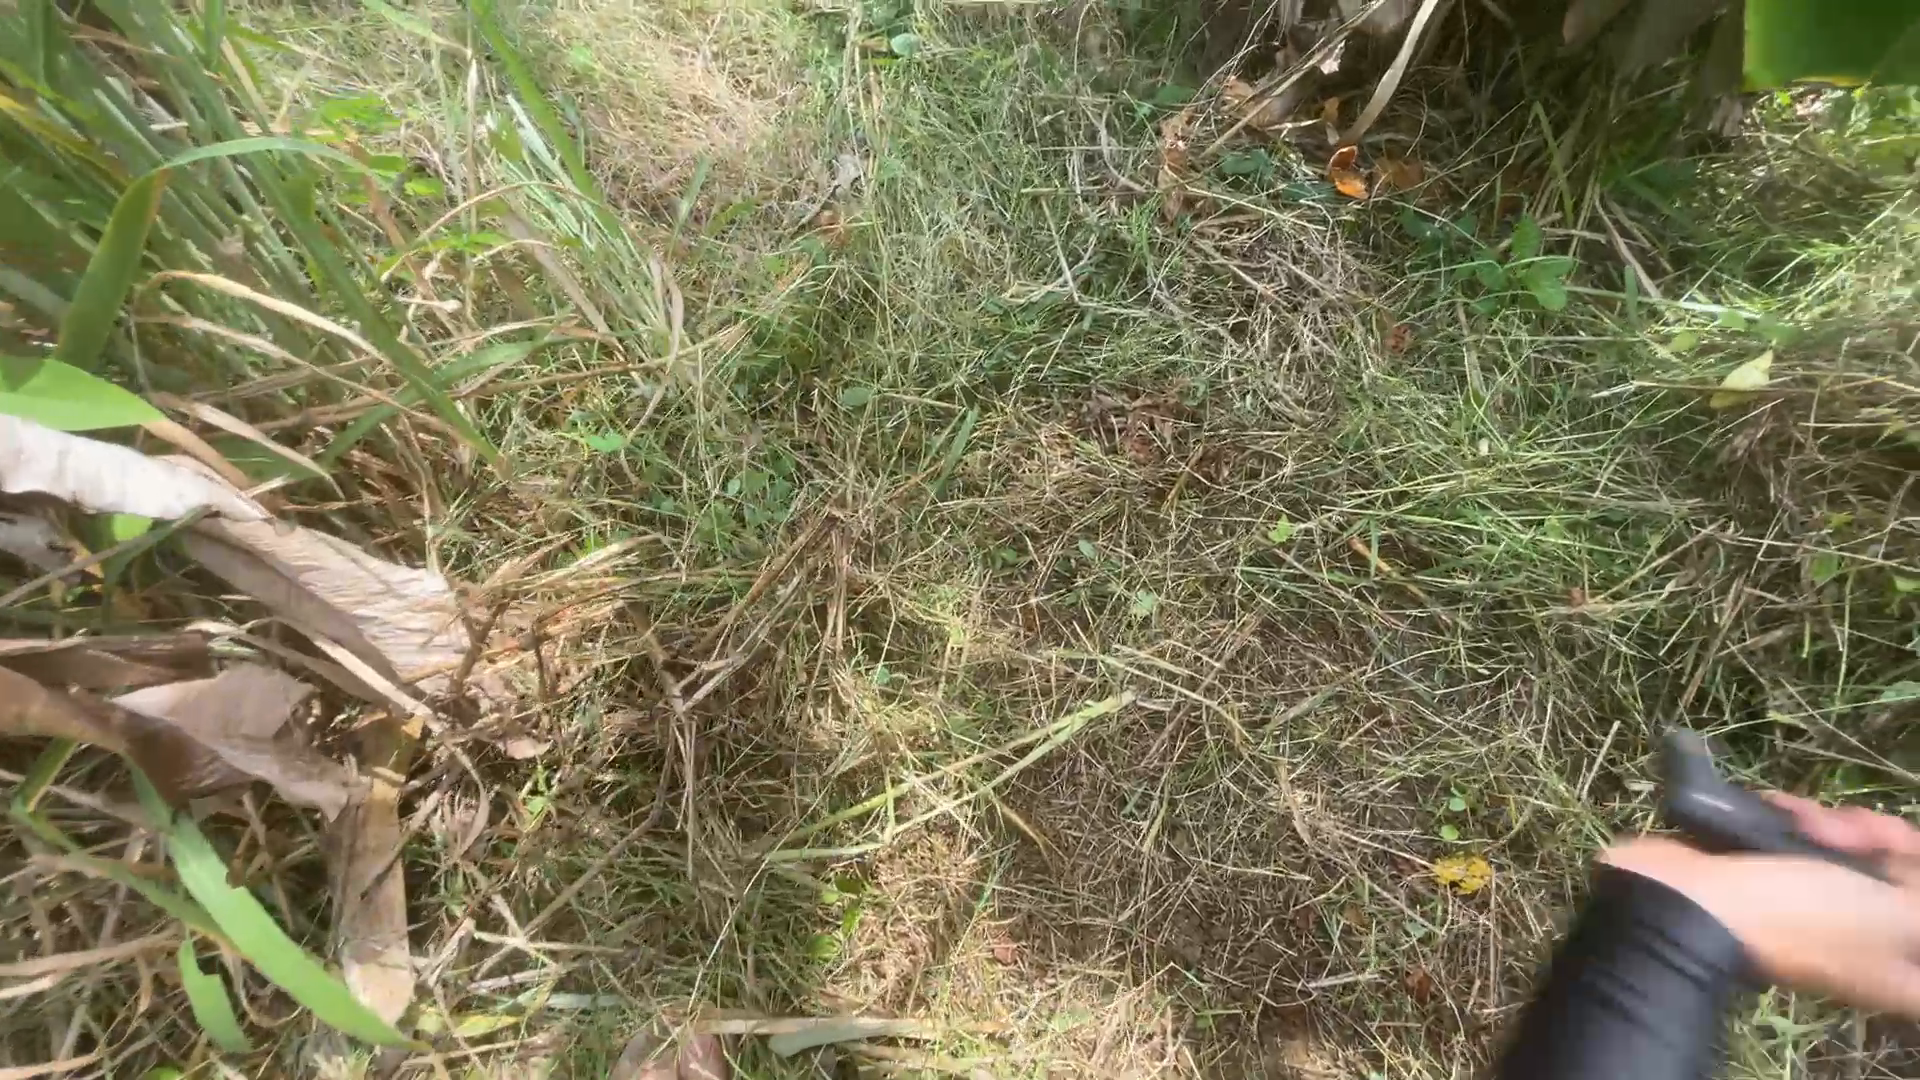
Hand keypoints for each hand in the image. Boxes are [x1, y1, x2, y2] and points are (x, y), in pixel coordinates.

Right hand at [1602, 795, 1919, 1015]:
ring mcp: (1801, 900)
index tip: (1910, 854)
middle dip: (1883, 844)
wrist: (1686, 898)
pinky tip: (1778, 804)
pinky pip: (1790, 837)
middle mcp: (1855, 935)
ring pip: (1842, 853)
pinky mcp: (1757, 867)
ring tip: (1804, 814)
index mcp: (1898, 966)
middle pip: (1892, 880)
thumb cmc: (1797, 916)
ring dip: (1832, 823)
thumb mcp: (1894, 913)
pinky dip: (1788, 817)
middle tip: (1863, 825)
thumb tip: (1911, 874)